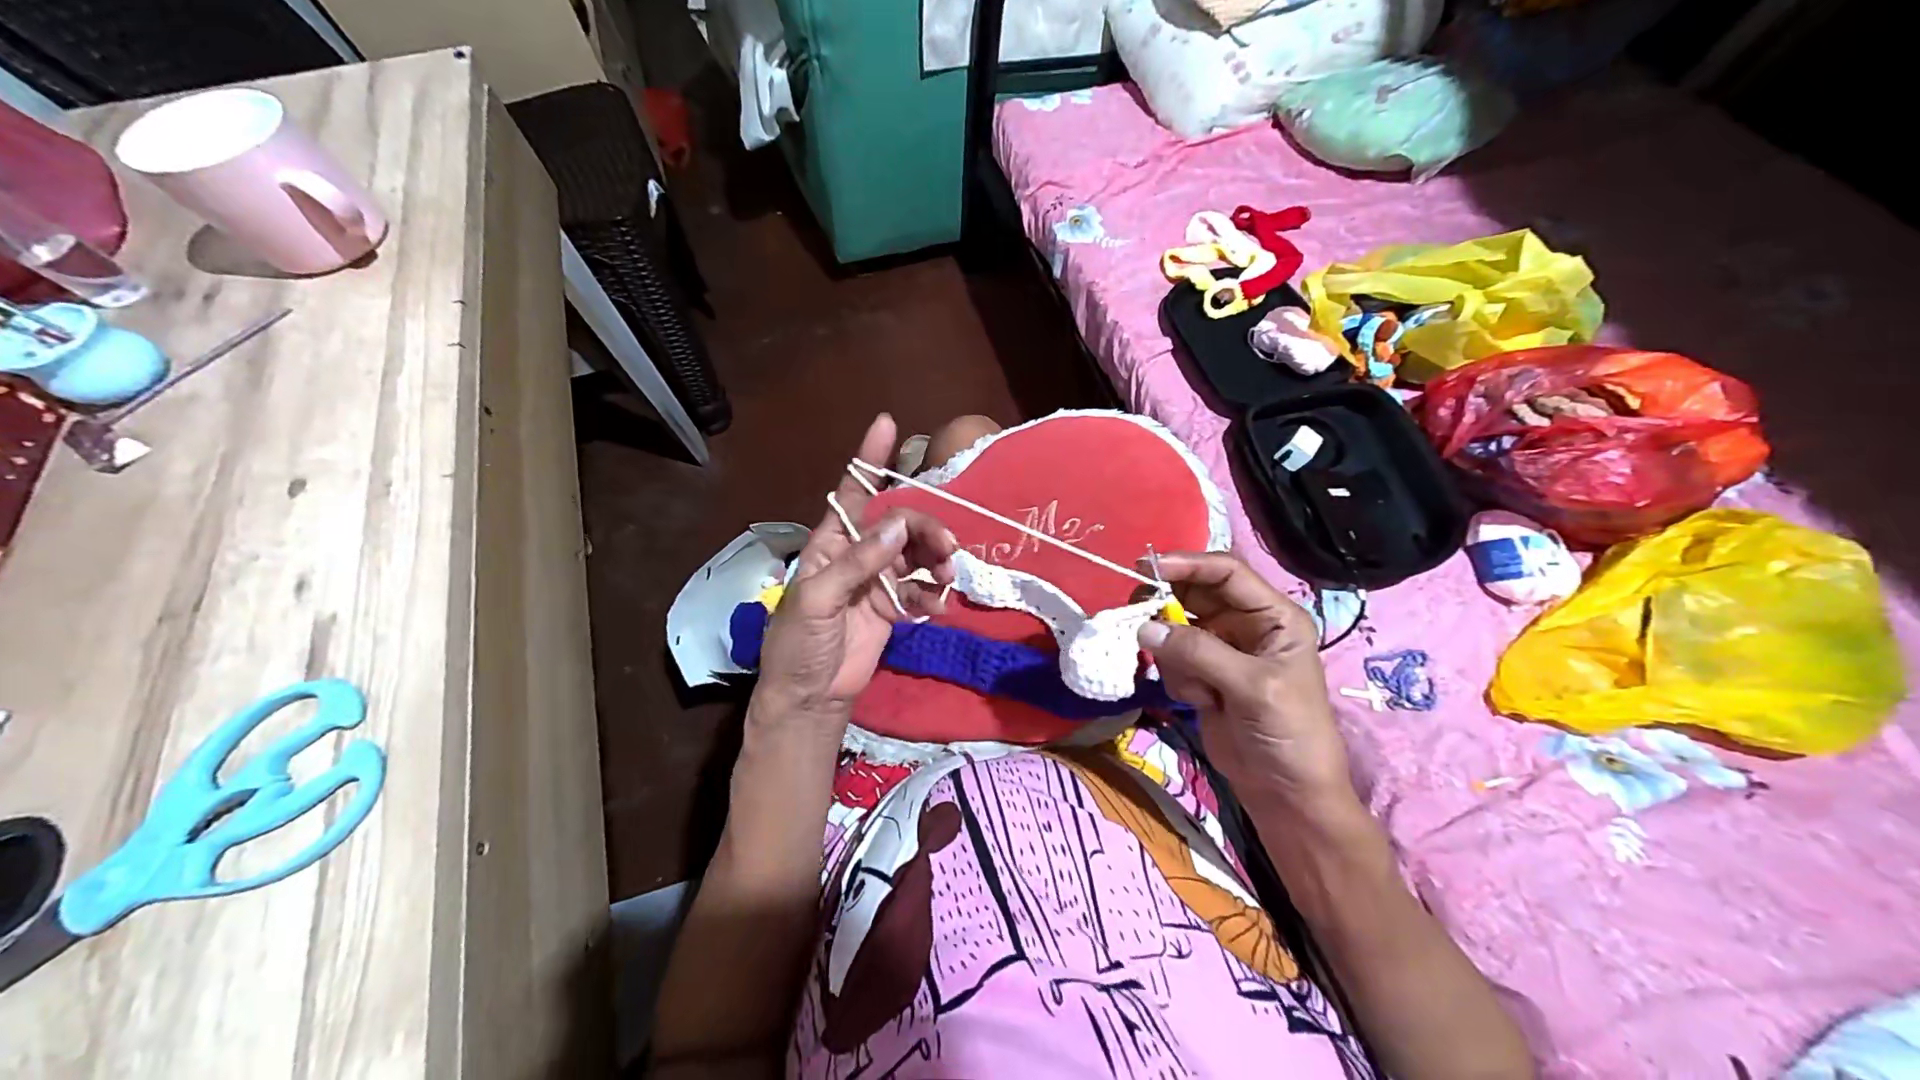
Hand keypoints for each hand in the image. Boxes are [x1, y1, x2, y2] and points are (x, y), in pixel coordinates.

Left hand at [755, 414, 957, 723]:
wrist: (811, 699)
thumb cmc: (798, 646)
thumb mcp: (818, 600)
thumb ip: (857, 562)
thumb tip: (896, 525)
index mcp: (830, 543)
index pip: (852, 492)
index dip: (869, 458)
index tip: (887, 424)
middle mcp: (857, 554)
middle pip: (899, 523)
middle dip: (925, 528)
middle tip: (947, 549)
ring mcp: (878, 581)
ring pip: (916, 553)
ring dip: (936, 558)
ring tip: (945, 577)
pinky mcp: (894, 608)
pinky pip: (922, 588)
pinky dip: (934, 592)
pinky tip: (936, 603)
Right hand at [1137, 552, 1354, 814]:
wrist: (1286, 793)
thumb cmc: (1288, 733)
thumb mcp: (1251, 687)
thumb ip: (1199, 652)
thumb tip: (1144, 626)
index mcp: (1273, 616)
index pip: (1226, 573)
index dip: (1188, 564)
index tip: (1147, 567)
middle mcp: (1245, 624)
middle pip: (1193, 594)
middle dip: (1168, 607)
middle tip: (1140, 616)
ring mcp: (1221, 649)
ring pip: (1176, 626)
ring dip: (1173, 652)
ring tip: (1197, 688)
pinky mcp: (1201, 674)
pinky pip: (1171, 657)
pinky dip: (1175, 675)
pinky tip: (1200, 701)